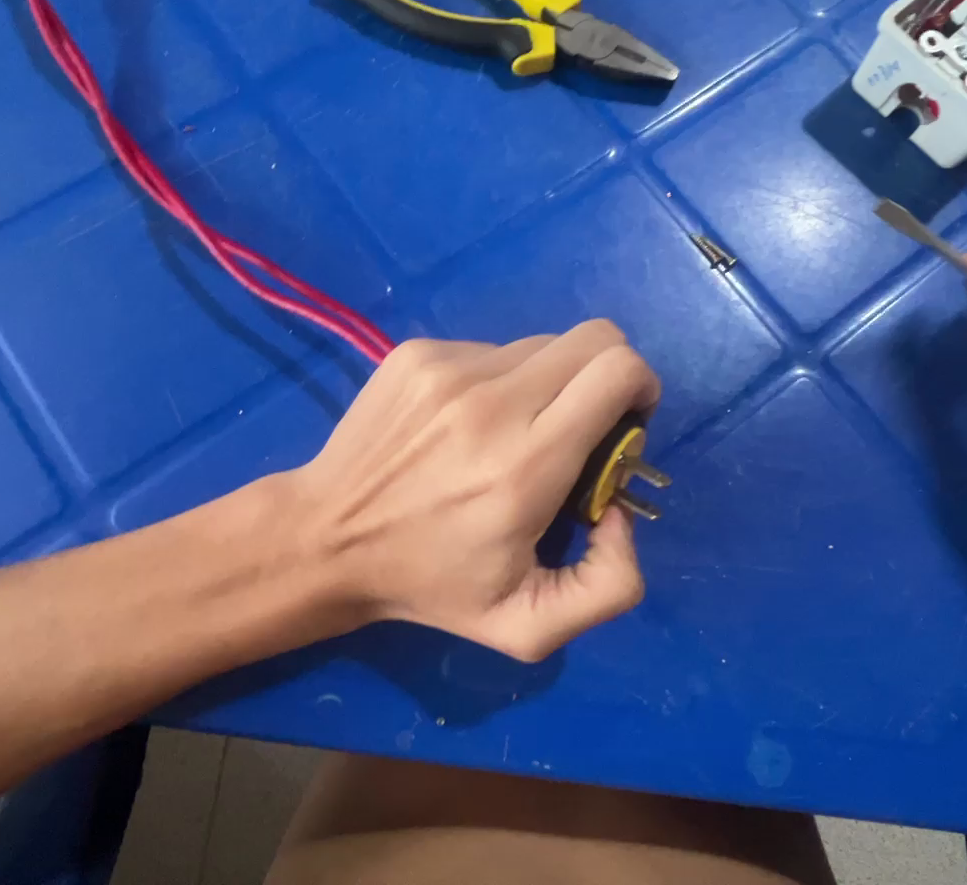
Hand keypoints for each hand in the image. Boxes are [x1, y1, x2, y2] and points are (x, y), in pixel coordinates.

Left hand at [288, 320, 660, 660]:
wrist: (324, 540)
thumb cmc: (431, 585)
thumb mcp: (529, 628)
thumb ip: (610, 585)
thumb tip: (620, 510)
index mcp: (527, 464)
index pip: (618, 372)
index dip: (642, 387)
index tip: (628, 424)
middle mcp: (491, 401)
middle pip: (595, 338)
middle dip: (610, 377)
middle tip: (585, 426)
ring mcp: (449, 368)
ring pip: (542, 345)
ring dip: (551, 383)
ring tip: (515, 433)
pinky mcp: (416, 354)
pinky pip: (493, 350)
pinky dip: (501, 381)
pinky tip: (467, 425)